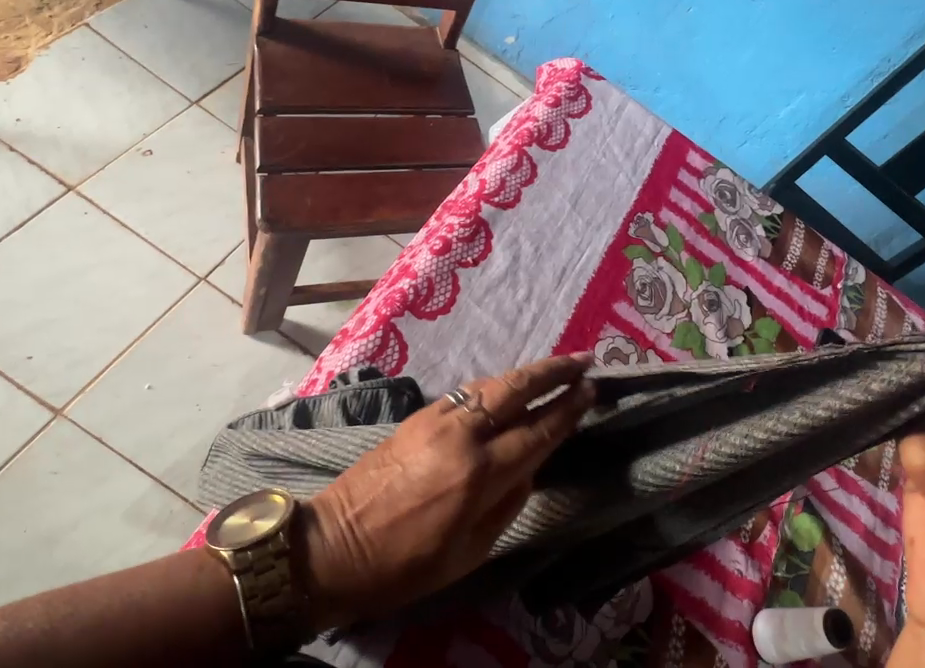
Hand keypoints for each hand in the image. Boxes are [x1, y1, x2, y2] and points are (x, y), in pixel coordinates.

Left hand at [295, 354, 595, 629]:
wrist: (332, 547)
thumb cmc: (405, 565)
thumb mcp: (469, 551)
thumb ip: (508, 503)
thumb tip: (529, 466)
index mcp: (478, 474)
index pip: (537, 432)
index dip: (567, 410)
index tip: (592, 390)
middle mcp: (461, 435)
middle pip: (516, 389)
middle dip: (554, 371)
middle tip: (585, 360)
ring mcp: (437, 419)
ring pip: (491, 384)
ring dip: (526, 374)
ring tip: (555, 369)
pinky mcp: (418, 417)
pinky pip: (467, 393)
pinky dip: (496, 386)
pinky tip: (509, 390)